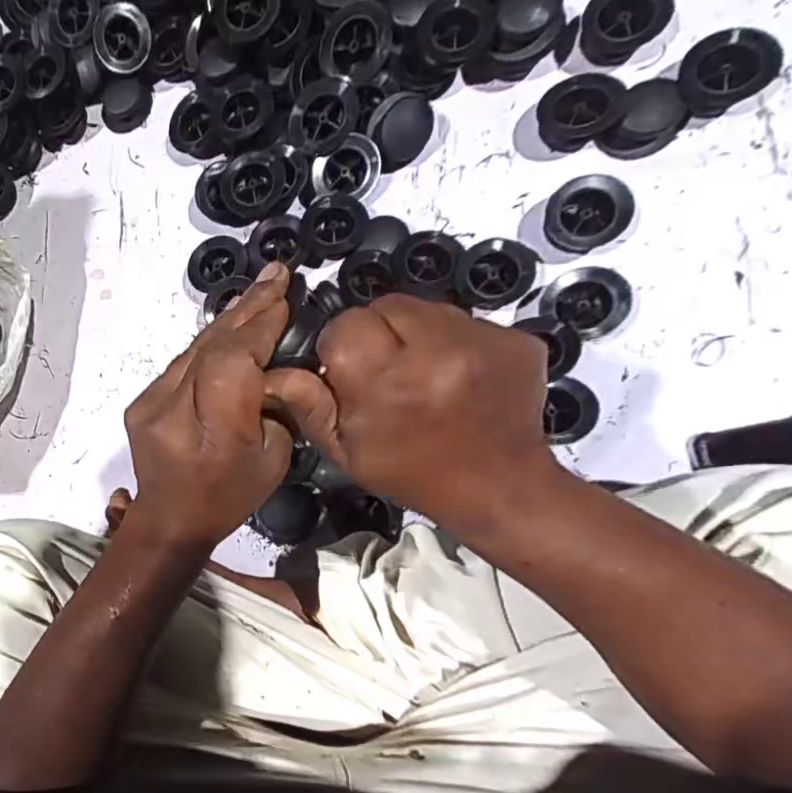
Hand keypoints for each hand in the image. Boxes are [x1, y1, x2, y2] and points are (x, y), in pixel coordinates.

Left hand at [122, 263, 319, 548]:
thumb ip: (274, 407)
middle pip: (212, 346)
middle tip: (277, 275)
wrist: (170, 519)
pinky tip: (229, 325)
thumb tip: (272, 367)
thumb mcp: (272, 460)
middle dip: (248, 309)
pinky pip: (182, 362)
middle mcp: (174, 412)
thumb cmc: (227, 497)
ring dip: (229, 320)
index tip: (283, 295)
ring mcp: (151, 404)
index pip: (234, 361)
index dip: (259, 325)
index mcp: (214, 433)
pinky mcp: (141, 402)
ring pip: (195, 349)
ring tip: (259, 292)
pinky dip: (209, 342)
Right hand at [284, 294, 563, 522]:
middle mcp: (435, 351)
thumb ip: (311, 408)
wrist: (495, 486)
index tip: (350, 372)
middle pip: (385, 305)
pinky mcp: (512, 338)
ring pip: (425, 306)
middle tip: (386, 371)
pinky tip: (455, 374)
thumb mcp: (348, 453)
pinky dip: (452, 340)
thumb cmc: (413, 474)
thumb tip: (278, 375)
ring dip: (414, 332)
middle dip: (376, 332)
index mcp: (387, 383)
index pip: (346, 324)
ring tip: (422, 372)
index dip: (340, 346)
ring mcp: (480, 341)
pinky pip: (465, 319)